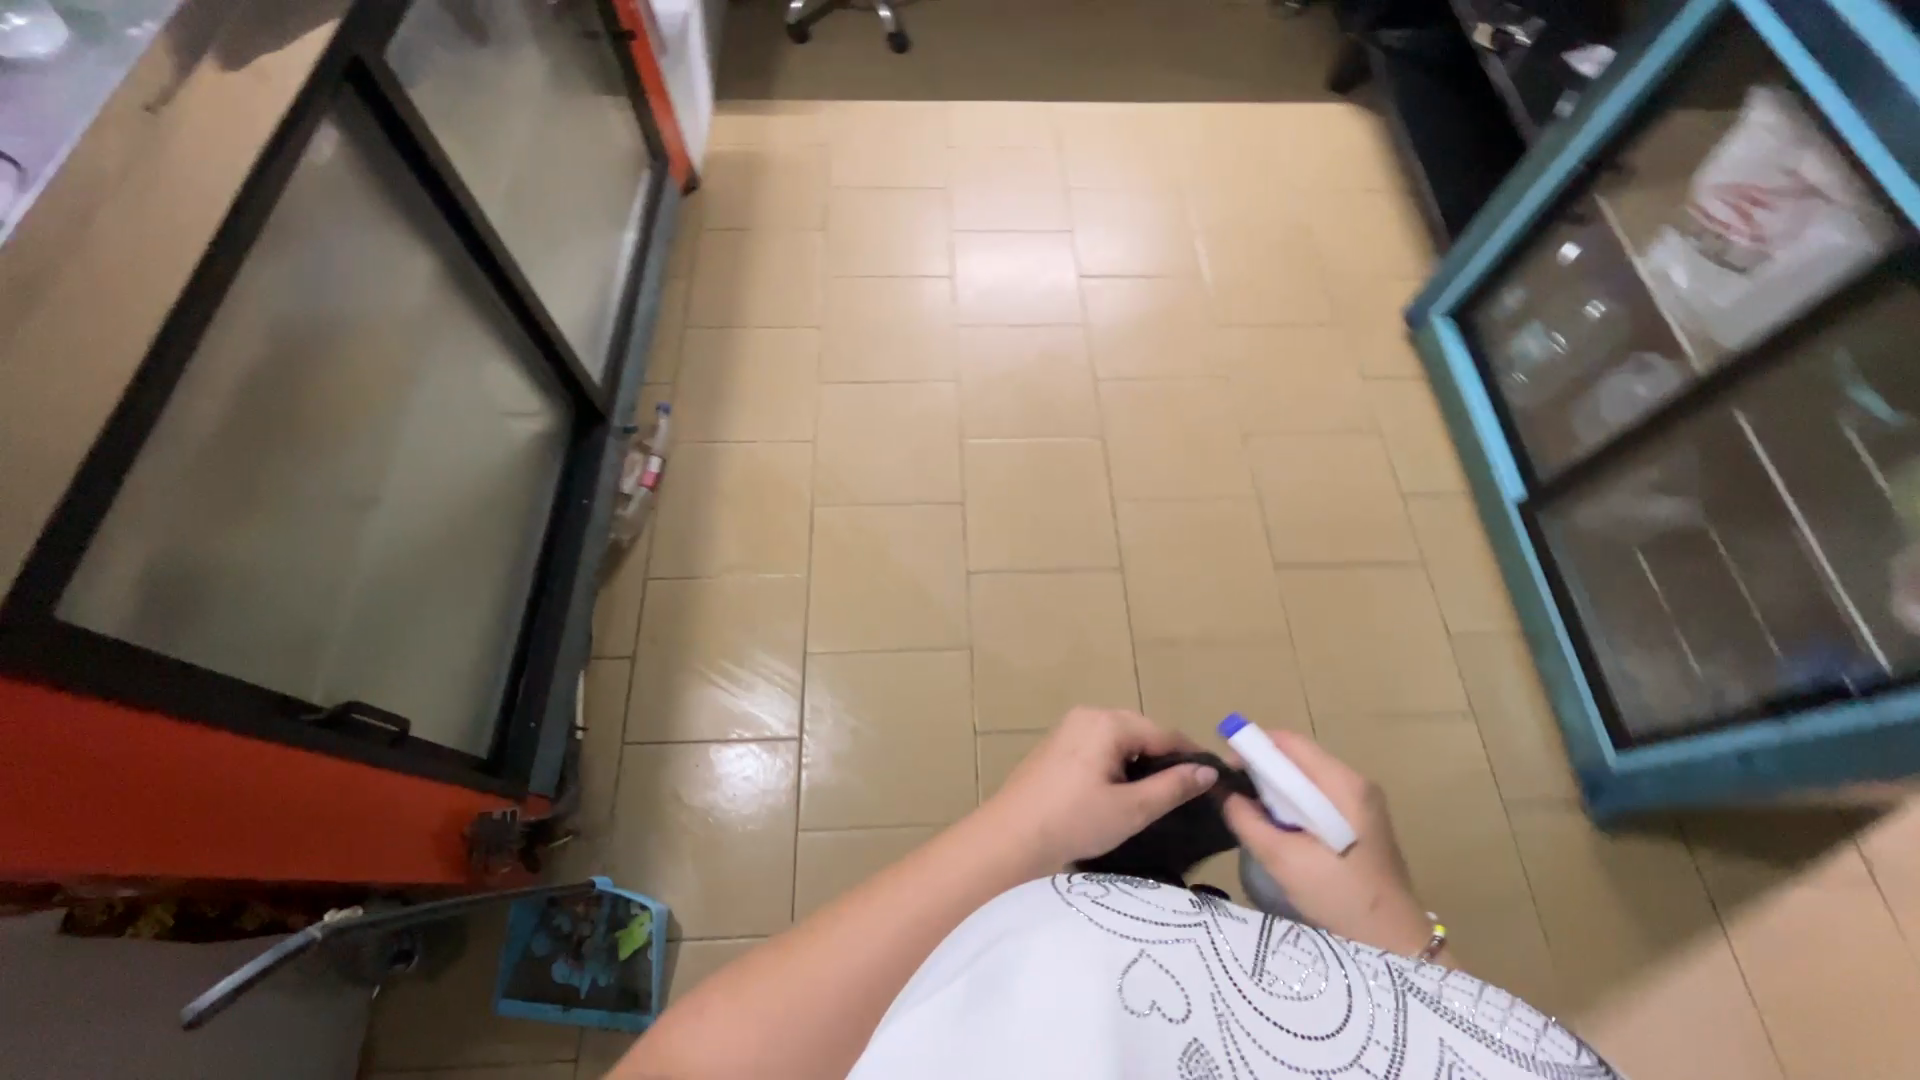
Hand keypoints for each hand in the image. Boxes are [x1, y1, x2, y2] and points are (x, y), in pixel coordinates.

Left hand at [981, 707, 1217, 872]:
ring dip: (1138, 764)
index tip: (1213, 783)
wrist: (1010, 837)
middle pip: (1140, 732)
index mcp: (1107, 723)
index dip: (1190, 757)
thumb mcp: (1131, 809)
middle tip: (1185, 794)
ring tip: (1156, 797)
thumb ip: (1173, 787)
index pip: (1163, 733)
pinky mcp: (1055, 747)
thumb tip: (1207, 771)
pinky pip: (1097, 748)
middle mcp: (1087, 715)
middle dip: (1163, 759)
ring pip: (1118, 741)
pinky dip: (1114, 765)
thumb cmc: (1074, 821)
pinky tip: (1119, 793)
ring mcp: (1067, 729)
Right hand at [1220, 728, 1435, 958]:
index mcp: (1342, 785)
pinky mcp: (1364, 818)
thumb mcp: (1281, 858)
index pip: (1288, 742)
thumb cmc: (1338, 896)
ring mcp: (1364, 800)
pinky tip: (1281, 826)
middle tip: (1234, 792)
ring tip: (1253, 810)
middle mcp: (1357, 782)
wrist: (1394, 941)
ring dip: (1277, 787)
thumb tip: (1225, 793)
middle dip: (1262, 768)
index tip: (1225, 771)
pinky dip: (1294, 801)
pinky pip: (1319, 794)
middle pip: (1298, 756)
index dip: (1251, 748)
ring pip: (1307, 776)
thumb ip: (1246, 819)